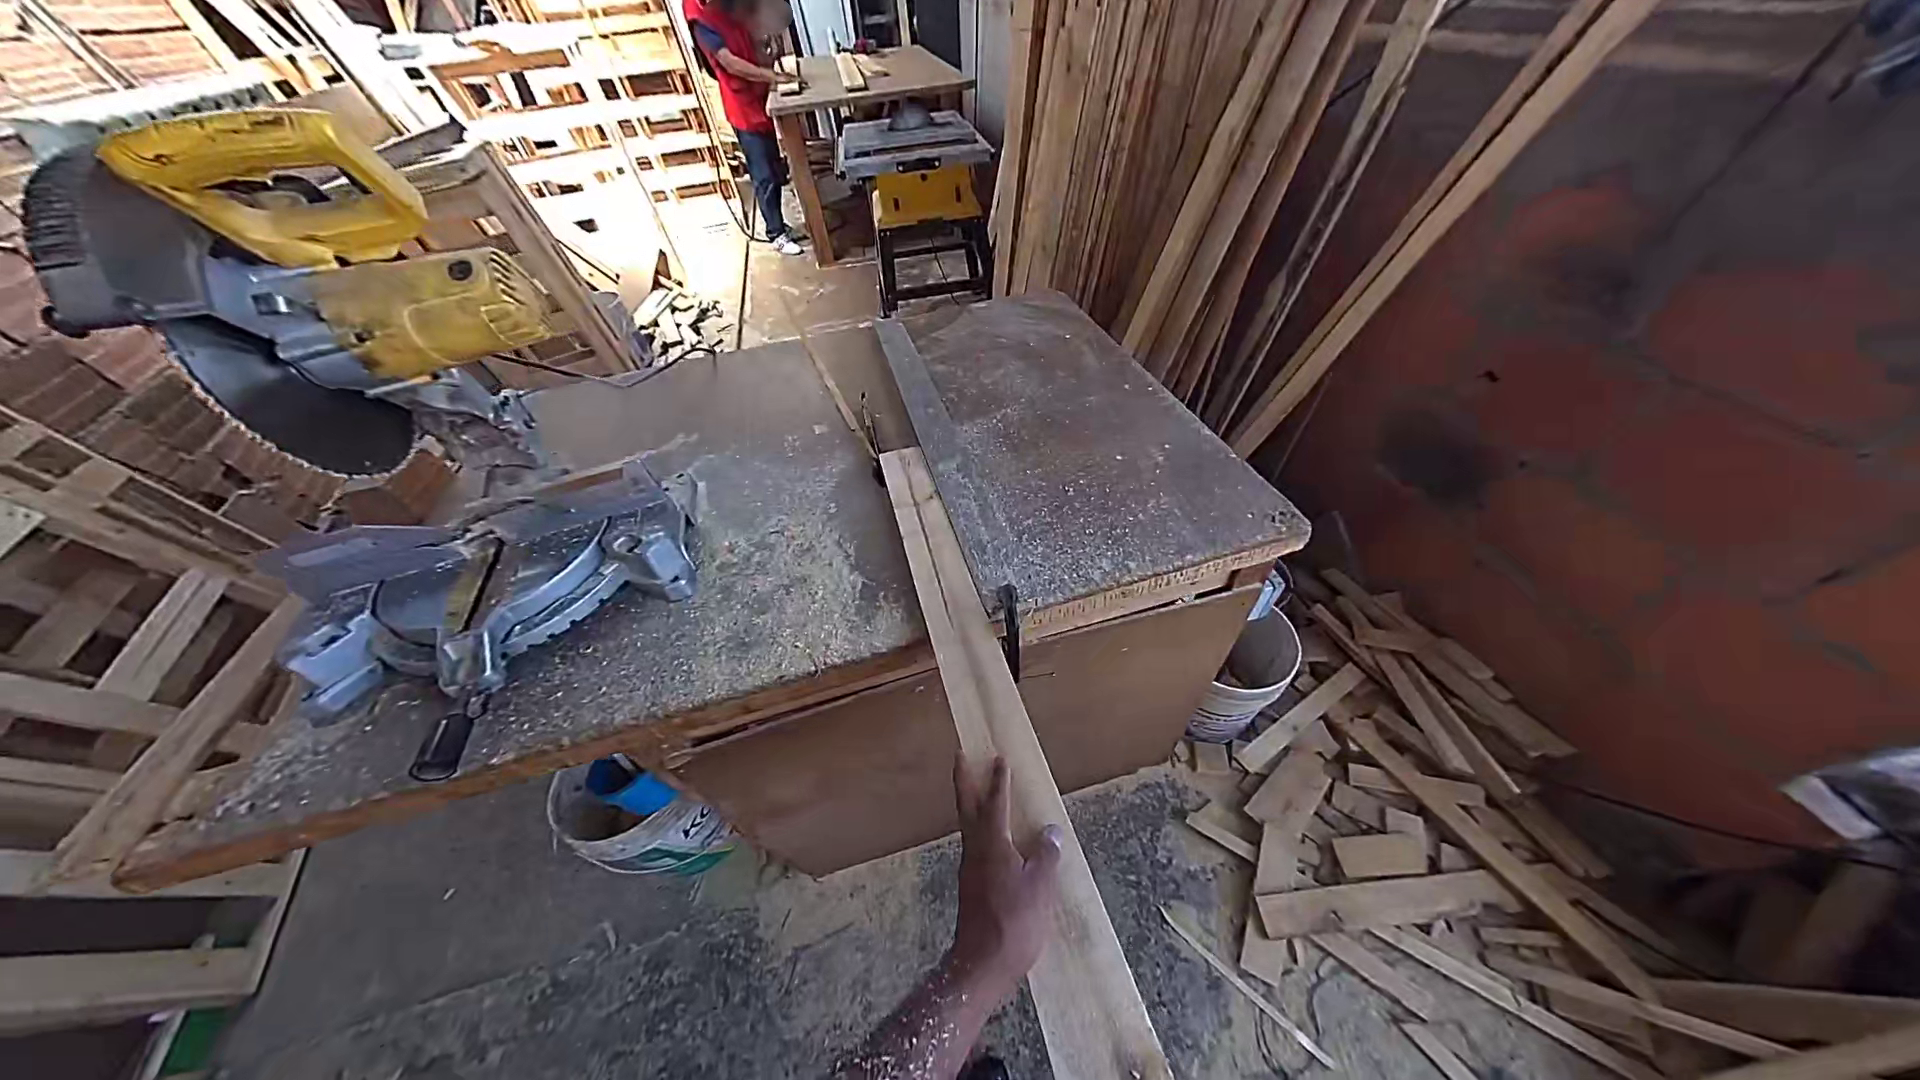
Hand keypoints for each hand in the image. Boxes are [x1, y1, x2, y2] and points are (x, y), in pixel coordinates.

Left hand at [948, 756, 1062, 1004]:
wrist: (981, 965)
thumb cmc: (1014, 923)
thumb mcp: (1039, 888)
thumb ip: (1046, 856)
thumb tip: (1050, 832)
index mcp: (992, 844)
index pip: (995, 803)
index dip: (999, 780)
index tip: (999, 758)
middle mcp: (975, 849)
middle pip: (967, 805)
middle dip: (965, 779)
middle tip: (961, 755)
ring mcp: (970, 867)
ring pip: (968, 824)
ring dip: (971, 802)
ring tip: (978, 790)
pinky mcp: (971, 884)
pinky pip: (975, 843)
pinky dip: (980, 828)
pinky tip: (993, 838)